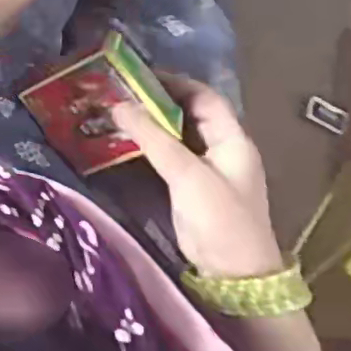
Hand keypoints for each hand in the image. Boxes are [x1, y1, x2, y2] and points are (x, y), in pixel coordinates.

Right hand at [110, 75, 283, 278]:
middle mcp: (221, 148)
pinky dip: (149, 143)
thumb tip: (119, 104)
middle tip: (120, 92)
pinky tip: (125, 140)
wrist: (234, 275)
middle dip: (156, 100)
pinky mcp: (191, 186)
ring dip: (150, 122)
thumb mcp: (186, 174)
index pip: (204, 97)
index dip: (174, 82)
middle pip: (189, 113)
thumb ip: (153, 137)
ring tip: (116, 111)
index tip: (138, 76)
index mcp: (232, 139)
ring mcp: (206, 169)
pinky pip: (169, 154)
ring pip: (177, 133)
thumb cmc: (219, 218)